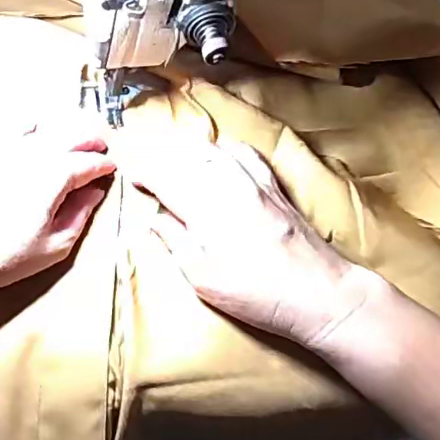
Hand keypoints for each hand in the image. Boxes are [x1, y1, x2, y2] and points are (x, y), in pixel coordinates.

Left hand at [0, 121, 116, 312]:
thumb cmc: (9, 256)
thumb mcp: (56, 244)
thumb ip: (80, 213)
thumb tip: (95, 192)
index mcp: (54, 177)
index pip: (87, 164)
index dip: (102, 166)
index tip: (112, 170)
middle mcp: (33, 156)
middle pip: (69, 138)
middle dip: (88, 142)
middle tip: (100, 150)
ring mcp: (8, 152)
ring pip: (44, 130)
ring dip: (64, 132)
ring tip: (74, 140)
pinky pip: (12, 130)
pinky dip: (29, 125)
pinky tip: (35, 127)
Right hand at [115, 133, 384, 352]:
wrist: (321, 294)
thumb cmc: (257, 293)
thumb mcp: (202, 278)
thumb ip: (174, 240)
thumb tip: (153, 217)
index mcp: (206, 206)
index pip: (161, 173)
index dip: (137, 165)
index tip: (118, 160)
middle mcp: (228, 182)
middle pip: (182, 154)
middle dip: (152, 150)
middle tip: (131, 148)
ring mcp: (253, 179)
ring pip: (208, 148)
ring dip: (180, 146)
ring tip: (161, 148)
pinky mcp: (273, 183)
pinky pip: (239, 151)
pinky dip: (216, 147)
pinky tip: (211, 152)